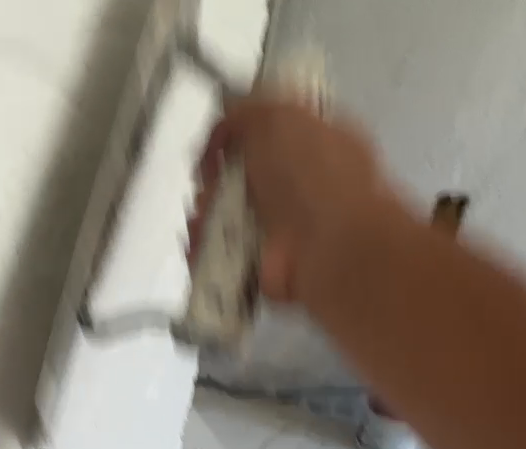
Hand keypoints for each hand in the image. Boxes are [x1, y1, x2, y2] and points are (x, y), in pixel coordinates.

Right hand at [209, 97, 411, 304]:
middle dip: (214, 179)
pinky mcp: (262, 262)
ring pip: (227, 214)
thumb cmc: (310, 175)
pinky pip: (222, 251)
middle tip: (209, 184)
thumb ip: (248, 111)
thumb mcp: (279, 119)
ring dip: (205, 215)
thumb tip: (225, 115)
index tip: (216, 144)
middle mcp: (299, 182)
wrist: (327, 246)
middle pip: (241, 176)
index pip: (268, 130)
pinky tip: (198, 242)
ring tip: (201, 218)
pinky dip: (203, 248)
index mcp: (315, 139)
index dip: (235, 134)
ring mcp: (281, 225)